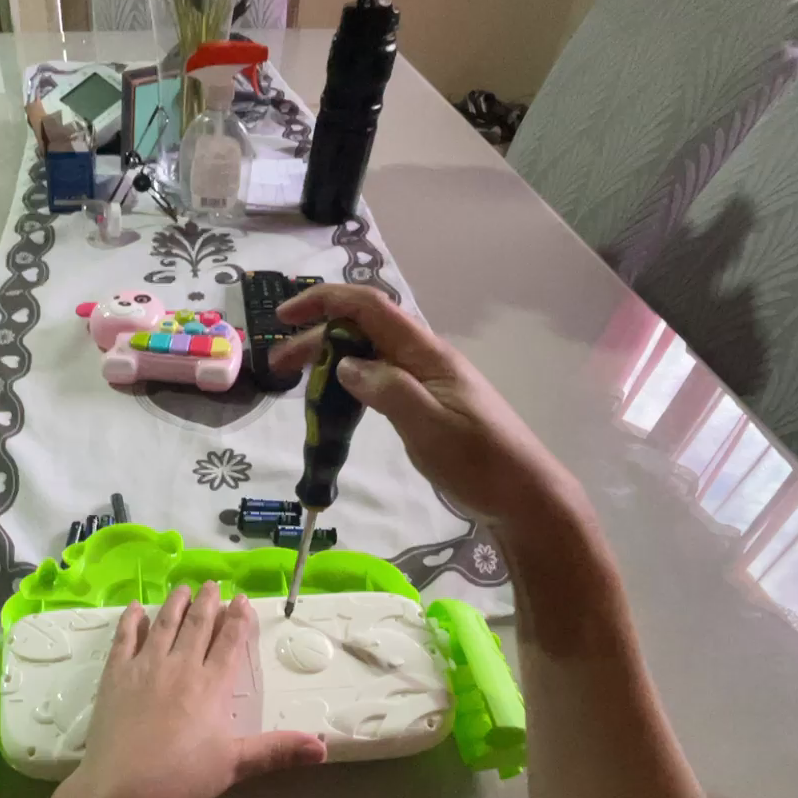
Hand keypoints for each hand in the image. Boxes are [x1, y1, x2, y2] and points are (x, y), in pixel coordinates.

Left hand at [67, 582, 325, 797]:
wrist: (122, 788)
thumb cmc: (182, 778)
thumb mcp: (234, 765)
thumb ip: (276, 751)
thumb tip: (322, 748)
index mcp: (212, 685)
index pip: (229, 643)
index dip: (238, 620)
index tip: (242, 600)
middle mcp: (181, 666)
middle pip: (197, 626)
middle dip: (207, 603)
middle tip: (213, 584)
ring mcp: (145, 666)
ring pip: (164, 624)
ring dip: (175, 603)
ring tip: (183, 588)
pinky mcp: (116, 674)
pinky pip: (125, 638)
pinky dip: (131, 620)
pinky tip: (135, 608)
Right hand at [274, 284, 586, 534]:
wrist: (521, 495)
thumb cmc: (479, 462)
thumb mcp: (430, 427)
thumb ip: (388, 391)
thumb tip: (344, 364)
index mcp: (426, 354)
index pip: (370, 308)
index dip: (325, 302)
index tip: (284, 317)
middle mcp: (423, 359)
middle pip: (362, 330)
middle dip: (316, 339)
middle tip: (276, 367)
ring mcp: (424, 381)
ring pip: (367, 355)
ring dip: (328, 361)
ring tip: (296, 385)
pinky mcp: (423, 404)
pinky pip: (378, 380)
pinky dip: (347, 384)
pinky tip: (334, 401)